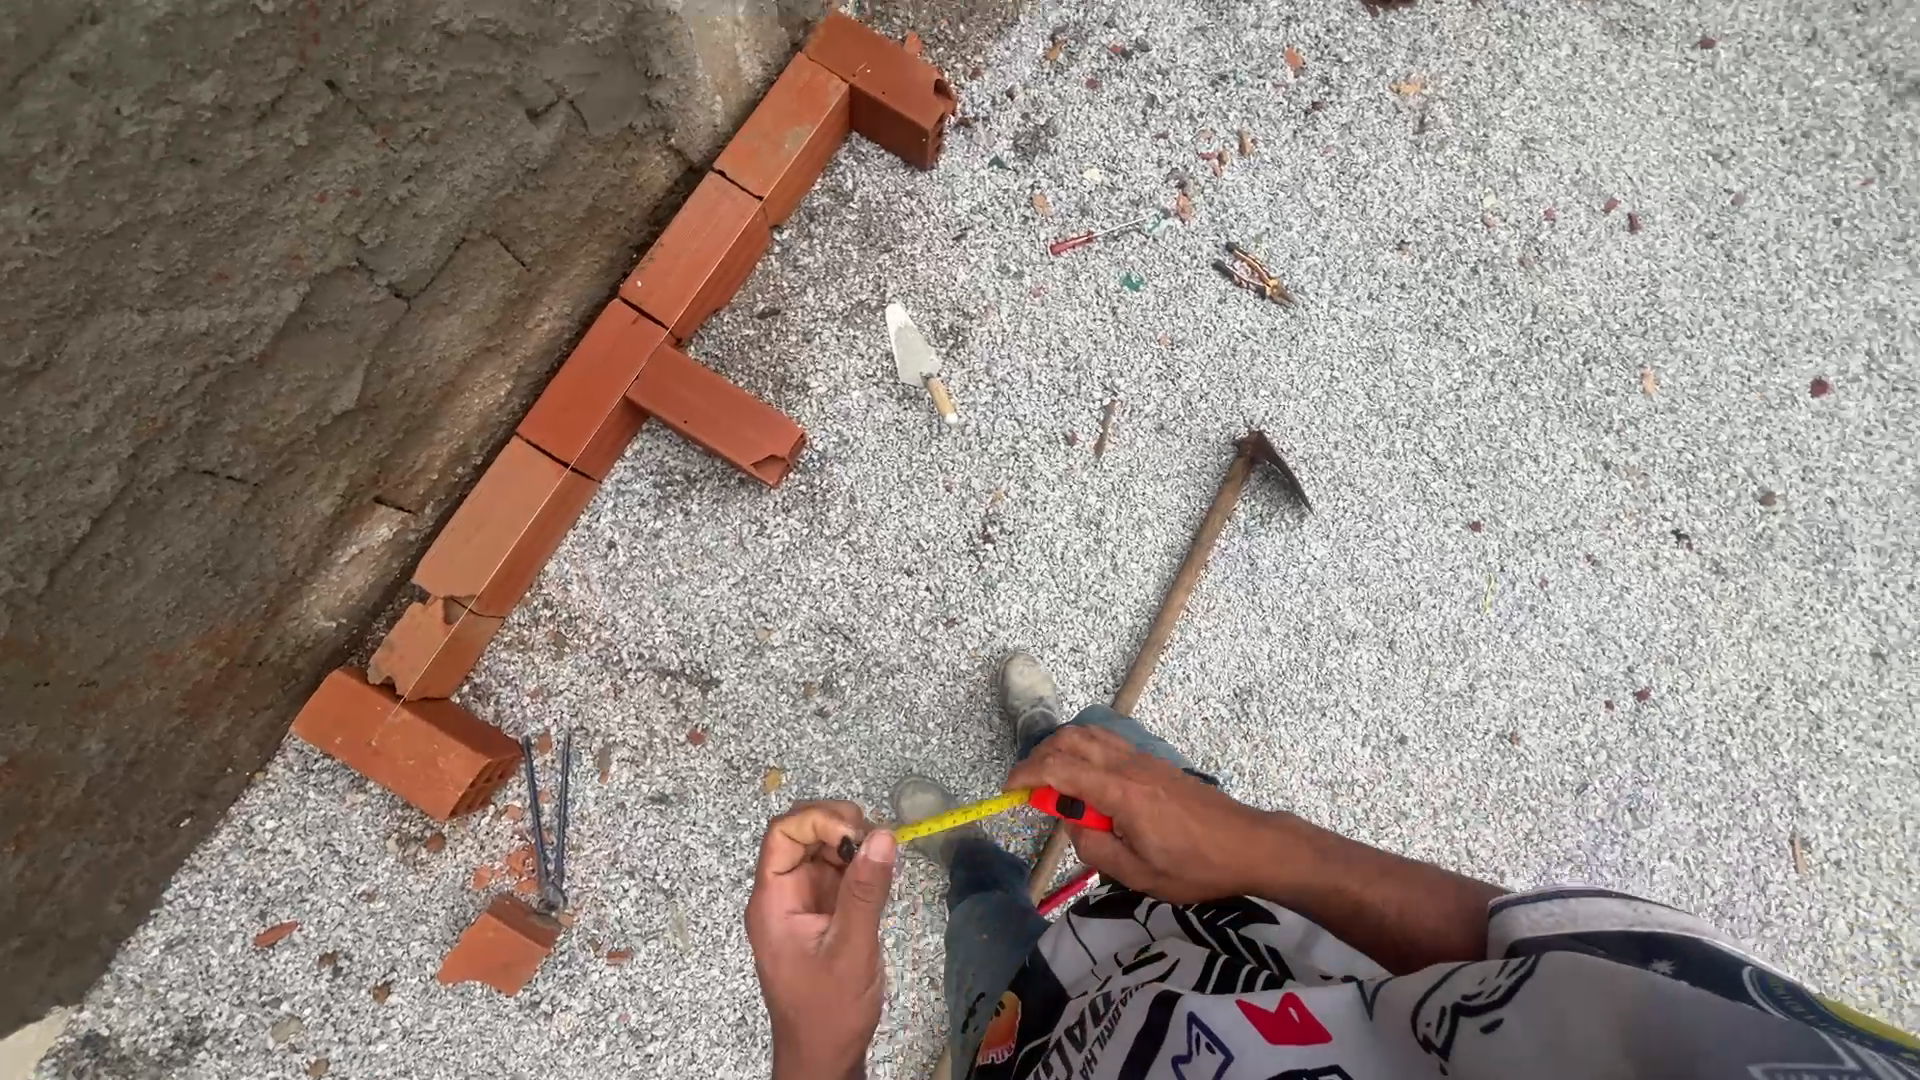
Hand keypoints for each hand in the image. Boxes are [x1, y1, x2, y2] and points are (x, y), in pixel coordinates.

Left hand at [745, 801, 897, 1079]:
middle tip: (874, 839)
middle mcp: (785, 892)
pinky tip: (880, 873)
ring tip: (882, 856)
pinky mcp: (826, 908)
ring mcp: (805, 898)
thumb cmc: (829, 1011)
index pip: (783, 833)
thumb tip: (883, 834)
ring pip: (823, 845)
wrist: (826, 1058)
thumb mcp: (850, 950)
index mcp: (773, 900)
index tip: (855, 834)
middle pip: (802, 831)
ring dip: (853, 840)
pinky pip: (839, 868)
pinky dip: (861, 861)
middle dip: (837, 824)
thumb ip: (865, 891)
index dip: (817, 820)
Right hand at [1006, 725, 1277, 903]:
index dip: (1027, 775)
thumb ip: (1095, 848)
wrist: (1248, 844)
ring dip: (1059, 748)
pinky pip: (1105, 739)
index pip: (1060, 770)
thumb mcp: (1139, 875)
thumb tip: (1071, 825)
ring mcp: (1141, 757)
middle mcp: (1127, 765)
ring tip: (1048, 779)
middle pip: (1069, 740)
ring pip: (1087, 733)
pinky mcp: (1151, 759)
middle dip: (1038, 757)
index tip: (1008, 790)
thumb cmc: (1196, 867)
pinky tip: (1080, 773)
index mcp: (1121, 793)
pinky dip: (1081, 747)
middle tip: (1026, 787)